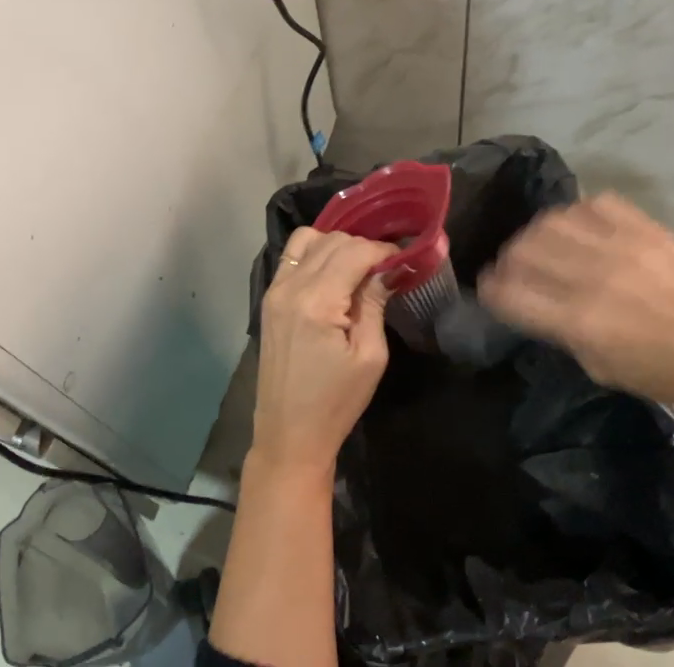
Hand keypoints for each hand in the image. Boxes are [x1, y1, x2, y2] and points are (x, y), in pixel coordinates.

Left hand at [251, 229, 393, 477]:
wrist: (289, 433)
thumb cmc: (336, 401)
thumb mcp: (369, 356)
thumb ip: (375, 303)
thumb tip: (389, 267)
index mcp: (317, 301)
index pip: (355, 251)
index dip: (384, 250)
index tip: (404, 261)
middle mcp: (290, 286)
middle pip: (332, 241)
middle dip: (363, 247)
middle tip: (386, 270)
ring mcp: (274, 290)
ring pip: (308, 240)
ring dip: (337, 246)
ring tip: (359, 270)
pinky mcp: (268, 299)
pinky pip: (291, 257)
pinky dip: (314, 253)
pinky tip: (333, 273)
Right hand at [478, 193, 673, 410]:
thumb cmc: (667, 374)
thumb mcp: (600, 368)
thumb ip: (561, 332)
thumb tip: (532, 304)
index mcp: (580, 322)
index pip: (510, 293)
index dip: (491, 290)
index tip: (489, 291)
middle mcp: (592, 278)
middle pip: (523, 251)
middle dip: (508, 261)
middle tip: (512, 269)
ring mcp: (619, 247)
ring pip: (551, 221)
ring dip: (536, 234)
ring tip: (542, 246)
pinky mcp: (643, 229)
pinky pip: (593, 204)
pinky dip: (577, 214)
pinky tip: (580, 230)